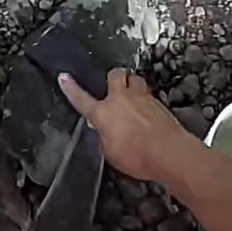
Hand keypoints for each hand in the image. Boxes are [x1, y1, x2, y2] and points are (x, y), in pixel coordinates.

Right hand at [58, 69, 203, 183]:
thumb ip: (105, 136)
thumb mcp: (111, 152)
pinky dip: (145, 99)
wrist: (168, 151)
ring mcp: (141, 97)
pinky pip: (148, 93)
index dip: (71, 88)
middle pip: (115, 74)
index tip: (64, 77)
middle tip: (113, 86)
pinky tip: (146, 111)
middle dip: (113, 77)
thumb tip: (107, 129)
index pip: (82, 99)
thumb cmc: (137, 156)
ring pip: (134, 78)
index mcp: (103, 113)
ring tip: (131, 95)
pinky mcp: (157, 102)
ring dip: (131, 84)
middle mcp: (121, 99)